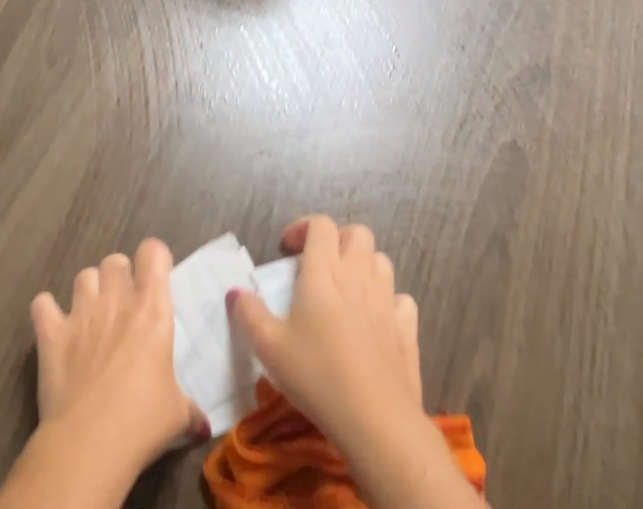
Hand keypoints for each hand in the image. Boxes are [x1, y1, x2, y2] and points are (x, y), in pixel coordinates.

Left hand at [31, 237, 205, 466]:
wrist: (90, 441)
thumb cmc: (144, 422)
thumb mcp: (178, 413)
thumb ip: (189, 407)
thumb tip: (201, 423)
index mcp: (152, 310)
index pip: (153, 252)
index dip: (154, 260)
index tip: (157, 279)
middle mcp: (116, 301)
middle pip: (115, 260)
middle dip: (120, 276)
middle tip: (124, 304)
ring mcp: (80, 313)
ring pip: (83, 276)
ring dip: (89, 290)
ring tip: (92, 315)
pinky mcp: (50, 333)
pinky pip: (42, 303)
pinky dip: (47, 311)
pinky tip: (55, 327)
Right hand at [230, 215, 422, 445]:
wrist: (375, 418)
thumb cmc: (316, 375)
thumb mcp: (268, 346)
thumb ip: (248, 313)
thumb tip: (235, 291)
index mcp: (323, 272)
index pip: (321, 225)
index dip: (303, 228)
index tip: (286, 250)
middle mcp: (358, 276)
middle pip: (357, 233)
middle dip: (336, 240)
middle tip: (317, 264)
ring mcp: (387, 301)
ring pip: (381, 261)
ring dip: (362, 265)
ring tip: (344, 289)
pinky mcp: (407, 328)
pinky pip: (400, 298)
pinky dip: (387, 299)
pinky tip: (374, 319)